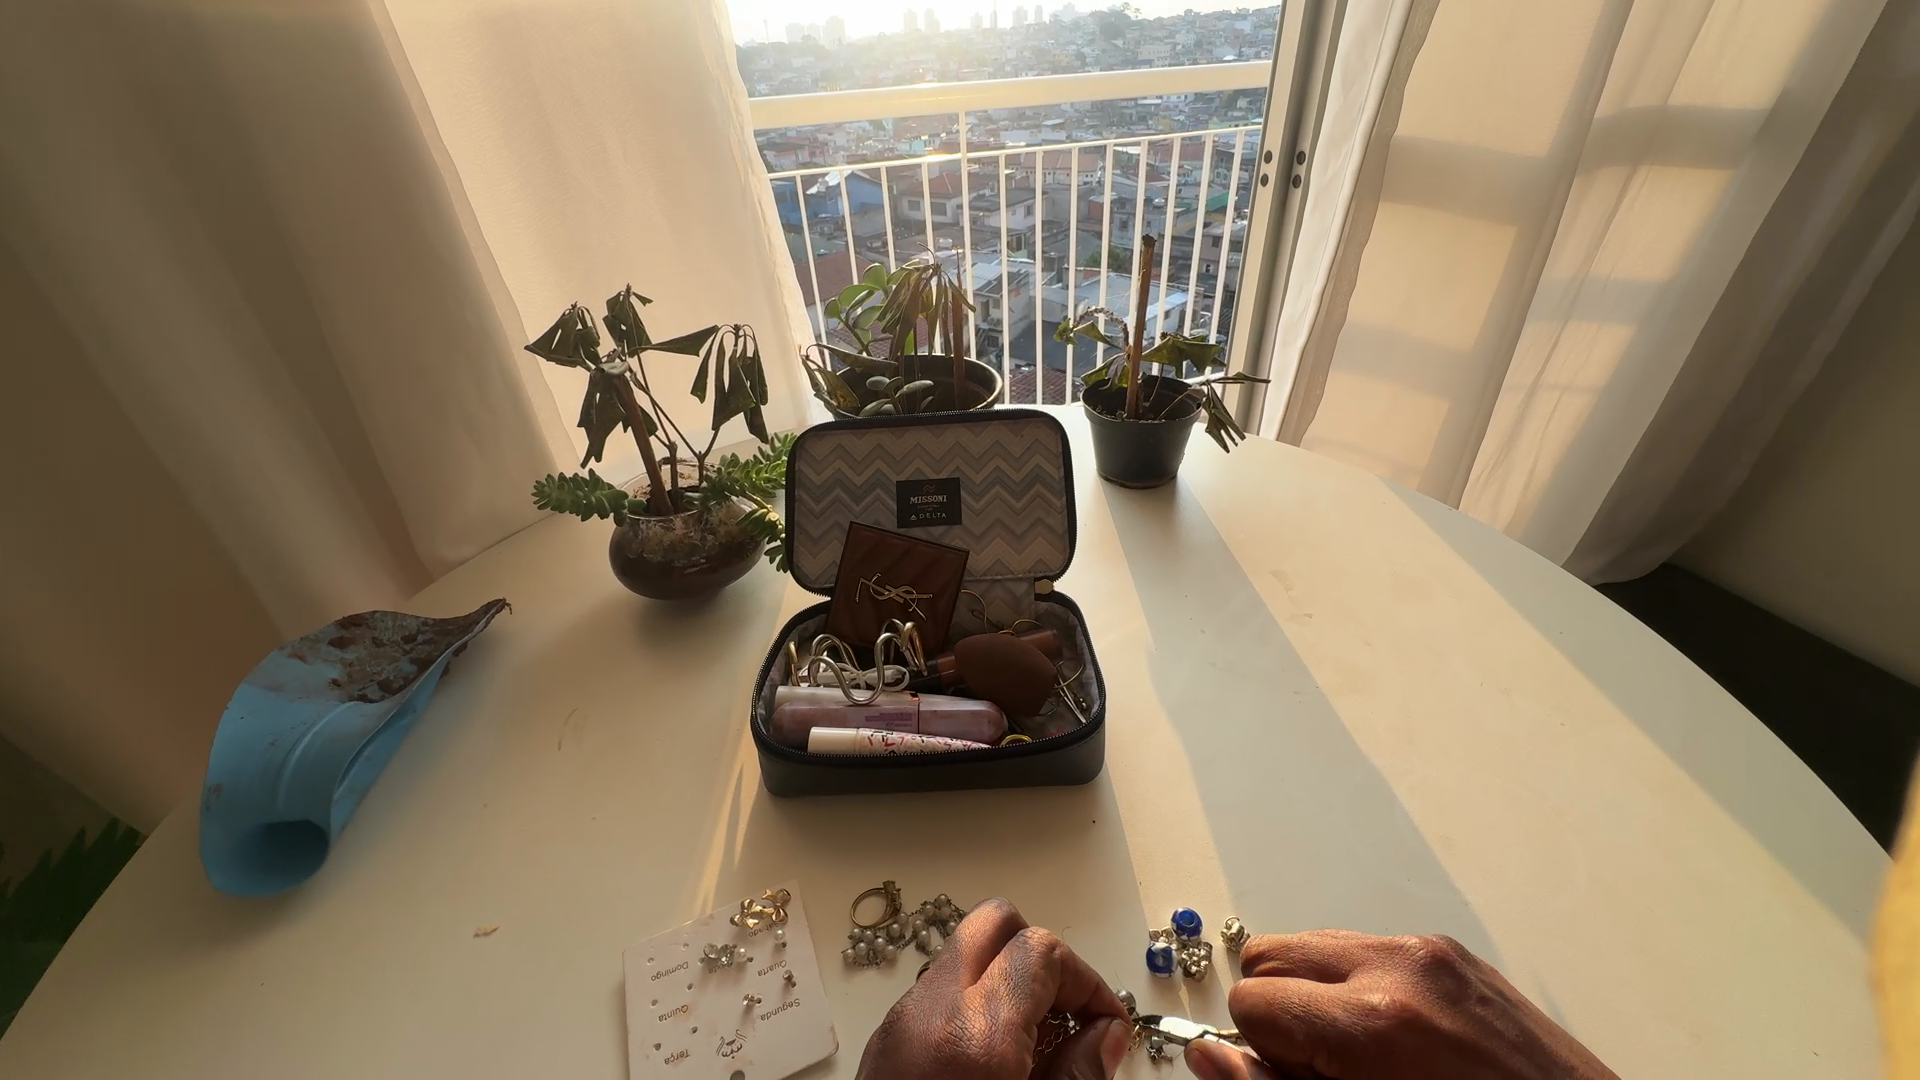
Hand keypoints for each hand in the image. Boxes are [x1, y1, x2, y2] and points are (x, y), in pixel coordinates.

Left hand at [856, 898, 1131, 1079]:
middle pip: (995, 921)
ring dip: (1006, 973)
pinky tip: (993, 1057)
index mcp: (977, 1034)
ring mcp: (901, 1018)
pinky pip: (940, 986)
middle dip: (1041, 952)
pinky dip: (975, 998)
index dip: (1085, 978)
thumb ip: (1079, 1075)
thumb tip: (1107, 1032)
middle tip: (1066, 1010)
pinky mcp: (884, 1037)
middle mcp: (932, 1008)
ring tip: (1033, 1039)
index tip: (1105, 1021)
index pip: (1041, 950)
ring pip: (964, 949)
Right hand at [1185, 930, 1617, 1079]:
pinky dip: (1357, 987)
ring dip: (1314, 995)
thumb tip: (1203, 1053)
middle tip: (1326, 1072)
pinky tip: (1398, 1038)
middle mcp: (1397, 964)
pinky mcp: (1451, 949)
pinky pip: (1362, 948)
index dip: (1266, 1054)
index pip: (1252, 1001)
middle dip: (1279, 1013)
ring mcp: (1429, 949)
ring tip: (1364, 1055)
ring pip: (1309, 944)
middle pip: (1269, 955)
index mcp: (1376, 1023)